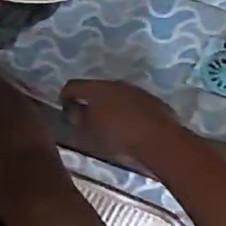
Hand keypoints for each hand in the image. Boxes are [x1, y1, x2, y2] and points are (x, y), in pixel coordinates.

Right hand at [61, 79, 205, 168]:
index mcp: (95, 89)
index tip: (65, 111)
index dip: (65, 97)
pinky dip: (128, 112)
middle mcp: (115, 84)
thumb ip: (79, 118)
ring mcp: (137, 91)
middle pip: (96, 89)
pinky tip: (131, 128)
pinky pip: (134, 104)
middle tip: (88, 120)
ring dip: (110, 107)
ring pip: (117, 96)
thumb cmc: (119, 136)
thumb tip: (76, 111)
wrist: (161, 141)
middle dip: (90, 102)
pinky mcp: (154, 102)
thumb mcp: (90, 131)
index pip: (72, 86)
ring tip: (111, 126)